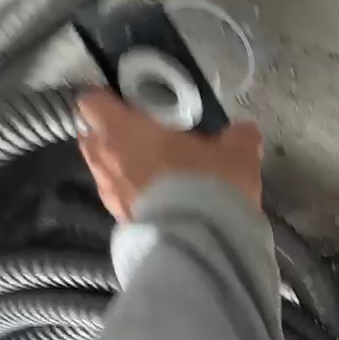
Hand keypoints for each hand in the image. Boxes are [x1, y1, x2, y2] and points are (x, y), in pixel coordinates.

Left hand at [77, 88, 263, 220]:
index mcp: (124, 128)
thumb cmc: (210, 182)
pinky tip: (166, 205)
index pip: (94, 100)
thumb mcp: (239, 154)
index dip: (111, 101)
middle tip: (149, 143)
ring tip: (161, 179)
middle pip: (93, 136)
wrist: (201, 239)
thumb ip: (239, 137)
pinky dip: (138, 198)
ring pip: (106, 169)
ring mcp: (108, 191)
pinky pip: (123, 199)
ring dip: (126, 169)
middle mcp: (105, 156)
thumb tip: (244, 131)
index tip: (135, 107)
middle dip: (115, 137)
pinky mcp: (120, 219)